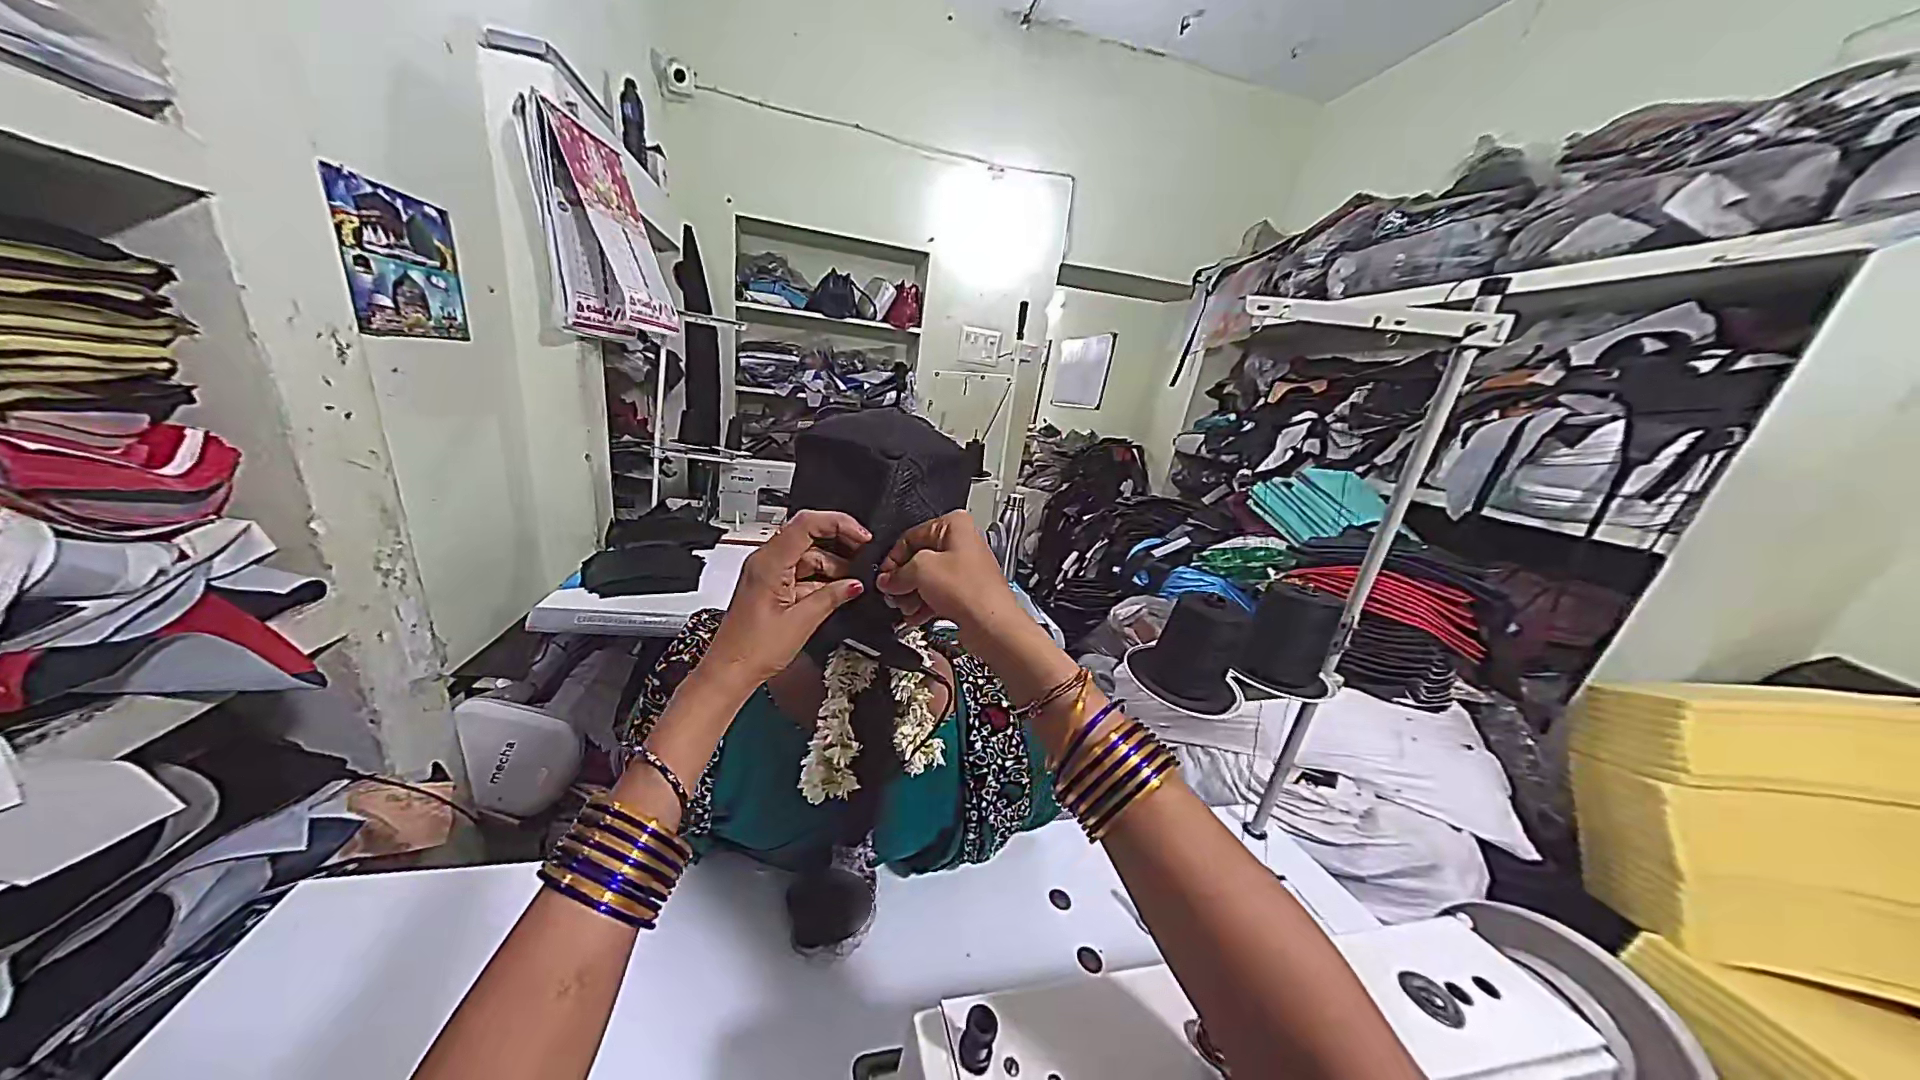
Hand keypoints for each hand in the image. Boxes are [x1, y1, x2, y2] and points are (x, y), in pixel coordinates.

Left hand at [704, 511, 869, 687]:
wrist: (729, 671)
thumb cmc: (751, 651)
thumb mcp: (802, 622)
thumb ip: (832, 597)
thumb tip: (854, 584)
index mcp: (768, 563)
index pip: (807, 523)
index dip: (840, 524)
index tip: (862, 537)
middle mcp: (764, 561)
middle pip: (808, 534)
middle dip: (840, 542)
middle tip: (863, 554)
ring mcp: (767, 572)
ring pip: (807, 553)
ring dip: (833, 563)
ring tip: (852, 581)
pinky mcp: (771, 584)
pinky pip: (801, 570)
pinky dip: (821, 577)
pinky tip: (836, 590)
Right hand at [878, 510, 1075, 705]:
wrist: (992, 626)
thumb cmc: (971, 591)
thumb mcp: (920, 571)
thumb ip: (897, 573)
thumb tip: (887, 579)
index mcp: (954, 525)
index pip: (910, 536)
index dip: (894, 558)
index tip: (884, 576)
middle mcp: (961, 544)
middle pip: (918, 559)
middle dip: (902, 580)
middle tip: (893, 593)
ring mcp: (964, 569)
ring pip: (926, 580)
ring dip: (911, 595)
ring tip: (904, 607)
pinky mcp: (964, 593)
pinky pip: (936, 595)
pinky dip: (923, 605)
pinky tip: (914, 616)